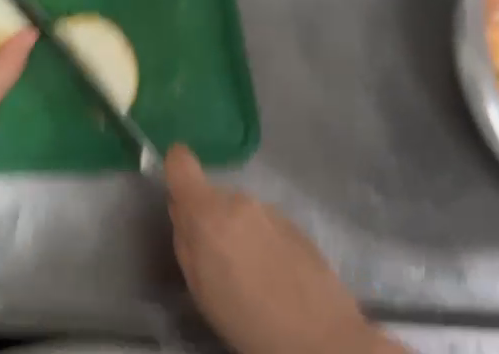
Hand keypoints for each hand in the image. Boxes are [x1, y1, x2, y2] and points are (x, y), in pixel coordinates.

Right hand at [165, 144, 395, 353]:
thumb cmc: (247, 320)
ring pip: (243, 213)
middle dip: (212, 220)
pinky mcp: (300, 229)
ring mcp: (273, 213)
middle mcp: (240, 202)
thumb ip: (185, 241)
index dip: (175, 170)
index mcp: (207, 212)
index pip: (181, 163)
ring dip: (241, 233)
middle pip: (214, 198)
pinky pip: (268, 227)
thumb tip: (182, 212)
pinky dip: (266, 245)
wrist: (323, 341)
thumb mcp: (199, 288)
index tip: (178, 194)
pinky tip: (278, 280)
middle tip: (221, 262)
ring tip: (254, 277)